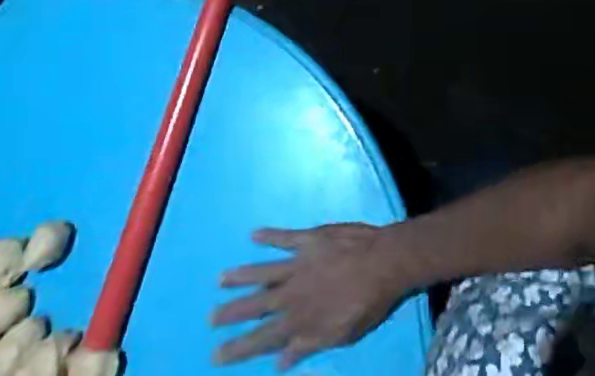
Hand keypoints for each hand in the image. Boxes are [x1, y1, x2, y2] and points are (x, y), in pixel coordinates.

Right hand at [210, 225, 407, 368]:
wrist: (384, 262)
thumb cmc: (367, 303)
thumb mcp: (339, 335)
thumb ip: (308, 345)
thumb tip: (280, 361)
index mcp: (300, 319)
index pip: (263, 338)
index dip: (239, 347)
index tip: (216, 354)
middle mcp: (293, 292)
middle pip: (256, 305)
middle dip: (232, 313)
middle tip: (210, 318)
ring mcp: (299, 262)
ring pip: (263, 271)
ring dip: (241, 276)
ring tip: (220, 279)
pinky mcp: (309, 238)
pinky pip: (284, 237)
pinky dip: (269, 236)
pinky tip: (254, 234)